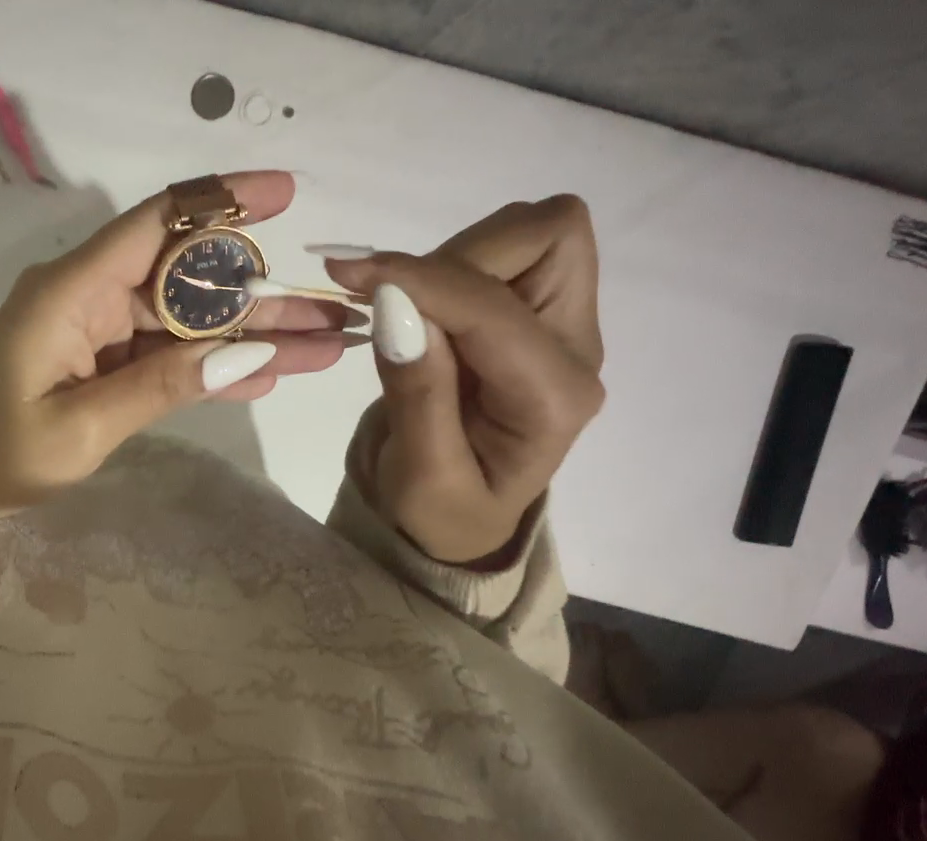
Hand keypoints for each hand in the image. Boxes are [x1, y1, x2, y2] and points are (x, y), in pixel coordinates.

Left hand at [0, 171, 359, 550]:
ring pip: (184, 318)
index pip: (155, 224)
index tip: (287, 195)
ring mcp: (94, 328)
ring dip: (249, 333)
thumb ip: (160, 387)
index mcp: (69, 292)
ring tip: (322, 347)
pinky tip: (268, 373)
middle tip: (332, 315)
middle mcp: (86, 297)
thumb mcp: (79, 428)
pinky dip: (210, 364)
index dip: (222, 202)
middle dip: (259, 294)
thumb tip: (246, 352)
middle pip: (185, 278)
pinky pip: (165, 352)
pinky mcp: (99, 359)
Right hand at [325, 196, 604, 564]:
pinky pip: (505, 251)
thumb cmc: (440, 513)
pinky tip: (414, 307)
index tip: (351, 275)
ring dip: (454, 258)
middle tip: (396, 304)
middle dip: (459, 256)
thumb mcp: (421, 478)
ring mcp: (559, 326)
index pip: (493, 308)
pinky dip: (450, 264)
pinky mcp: (533, 315)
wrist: (459, 521)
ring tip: (404, 313)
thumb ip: (417, 393)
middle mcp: (574, 349)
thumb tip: (396, 307)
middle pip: (550, 236)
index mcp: (552, 399)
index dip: (422, 282)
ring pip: (529, 232)